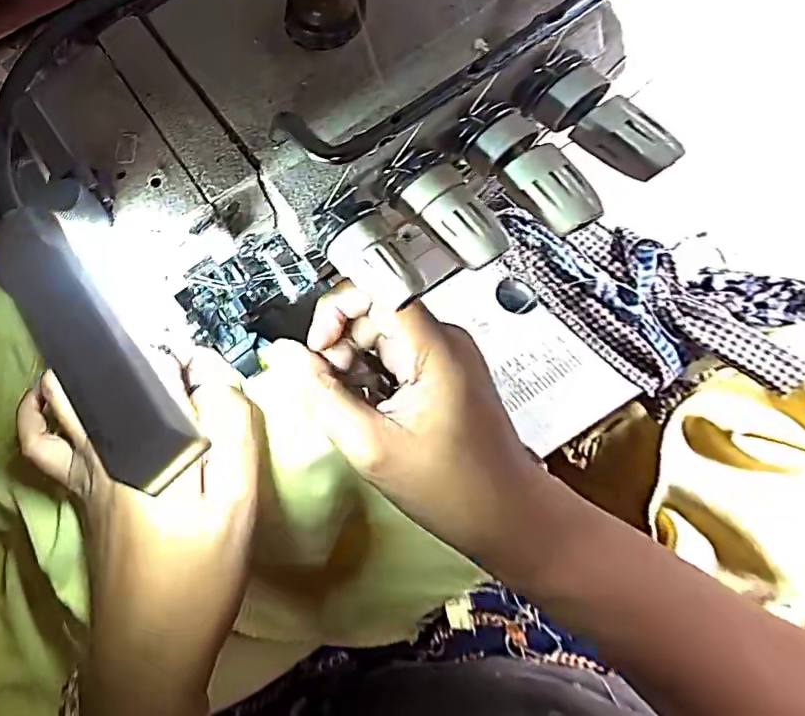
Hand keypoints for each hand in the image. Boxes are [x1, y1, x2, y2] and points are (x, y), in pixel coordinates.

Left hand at [16, 351, 259, 711]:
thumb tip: (214, 376)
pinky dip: (34, 421)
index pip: (146, 372)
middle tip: (138, 334)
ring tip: (83, 350)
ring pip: (52, 410)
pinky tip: (41, 407)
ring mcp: (80, 477)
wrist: (149, 657)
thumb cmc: (195, 581)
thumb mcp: (234, 507)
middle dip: (107, 346)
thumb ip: (231, 434)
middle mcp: (100, 453)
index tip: (190, 346)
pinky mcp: (78, 498)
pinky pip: (41, 449)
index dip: (168, 346)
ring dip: (62, 374)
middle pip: (85, 381)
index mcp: (140, 448)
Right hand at [266, 282, 555, 577]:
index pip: (377, 286)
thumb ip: (325, 399)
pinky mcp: (437, 369)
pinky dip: (366, 376)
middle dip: (338, 343)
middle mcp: (441, 339)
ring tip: (352, 403)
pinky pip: (387, 354)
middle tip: (330, 383)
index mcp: (435, 348)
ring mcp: (441, 353)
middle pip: (370, 309)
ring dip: (350, 362)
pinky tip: (369, 409)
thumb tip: (295, 362)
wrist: (509, 517)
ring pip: (374, 332)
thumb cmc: (461, 490)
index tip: (321, 340)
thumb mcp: (373, 449)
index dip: (338, 306)